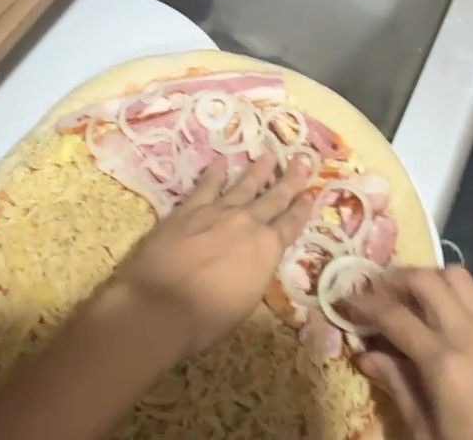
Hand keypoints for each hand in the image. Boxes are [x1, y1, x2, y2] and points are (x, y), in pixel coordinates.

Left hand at [107, 155, 315, 354]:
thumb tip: (255, 259)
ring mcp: (218, 211)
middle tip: (302, 160)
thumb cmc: (207, 318)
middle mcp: (248, 223)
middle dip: (290, 180)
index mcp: (267, 249)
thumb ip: (255, 271)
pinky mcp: (189, 208)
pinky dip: (214, 173)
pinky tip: (221, 161)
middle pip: (274, 197)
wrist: (161, 306)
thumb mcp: (247, 301)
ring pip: (243, 185)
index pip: (291, 225)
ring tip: (269, 155)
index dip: (302, 210)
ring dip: (258, 170)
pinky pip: (206, 186)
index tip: (312, 194)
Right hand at [348, 267, 472, 439]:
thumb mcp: (428, 437)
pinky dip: (454, 293)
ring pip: (457, 277)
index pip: (395, 315)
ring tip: (408, 300)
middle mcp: (471, 335)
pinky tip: (442, 317)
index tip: (344, 299)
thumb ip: (399, 388)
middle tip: (374, 295)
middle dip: (395, 280)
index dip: (364, 304)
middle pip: (426, 280)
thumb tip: (368, 356)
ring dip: (428, 279)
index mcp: (445, 363)